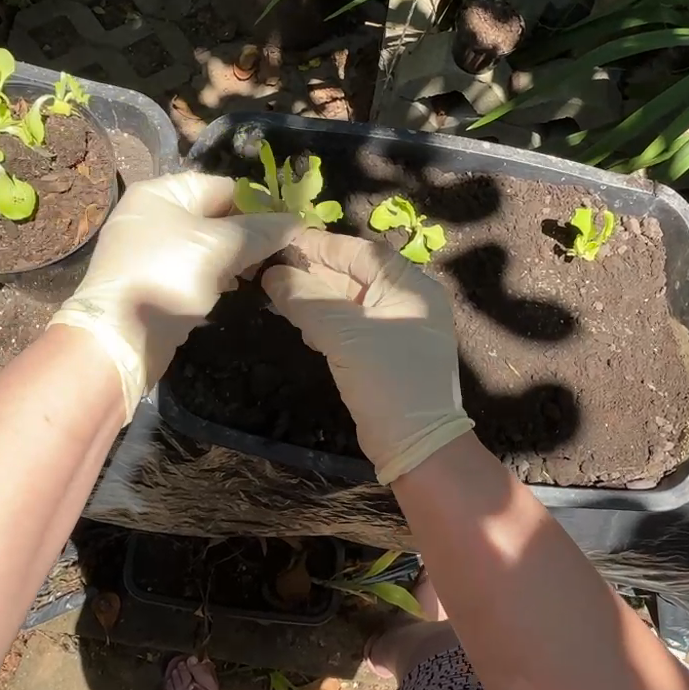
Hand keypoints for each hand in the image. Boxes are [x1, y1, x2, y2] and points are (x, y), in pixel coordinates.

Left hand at [51, 172, 300, 419]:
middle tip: (275, 256)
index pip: (224, 187)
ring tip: (256, 274)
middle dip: (247, 235)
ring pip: (205, 245)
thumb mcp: (220, 247)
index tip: (287, 230)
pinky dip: (214, 276)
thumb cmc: (169, 276)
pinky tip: (231, 289)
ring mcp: (148, 249)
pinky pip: (191, 269)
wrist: (120, 337)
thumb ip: (260, 231)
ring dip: (233, 259)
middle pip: (214, 215)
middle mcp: (152, 214)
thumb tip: (295, 221)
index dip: (258, 206)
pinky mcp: (152, 280)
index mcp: (162, 192)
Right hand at [261, 229, 473, 482]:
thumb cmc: (387, 381)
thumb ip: (306, 300)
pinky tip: (302, 324)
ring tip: (277, 294)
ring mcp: (398, 330)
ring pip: (350, 302)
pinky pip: (352, 327)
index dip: (321, 246)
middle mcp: (408, 302)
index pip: (360, 252)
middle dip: (314, 273)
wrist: (417, 447)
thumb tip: (272, 275)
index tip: (282, 242)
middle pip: (355, 275)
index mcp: (411, 286)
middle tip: (271, 269)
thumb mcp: (343, 335)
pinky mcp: (385, 355)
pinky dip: (326, 323)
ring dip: (316, 298)